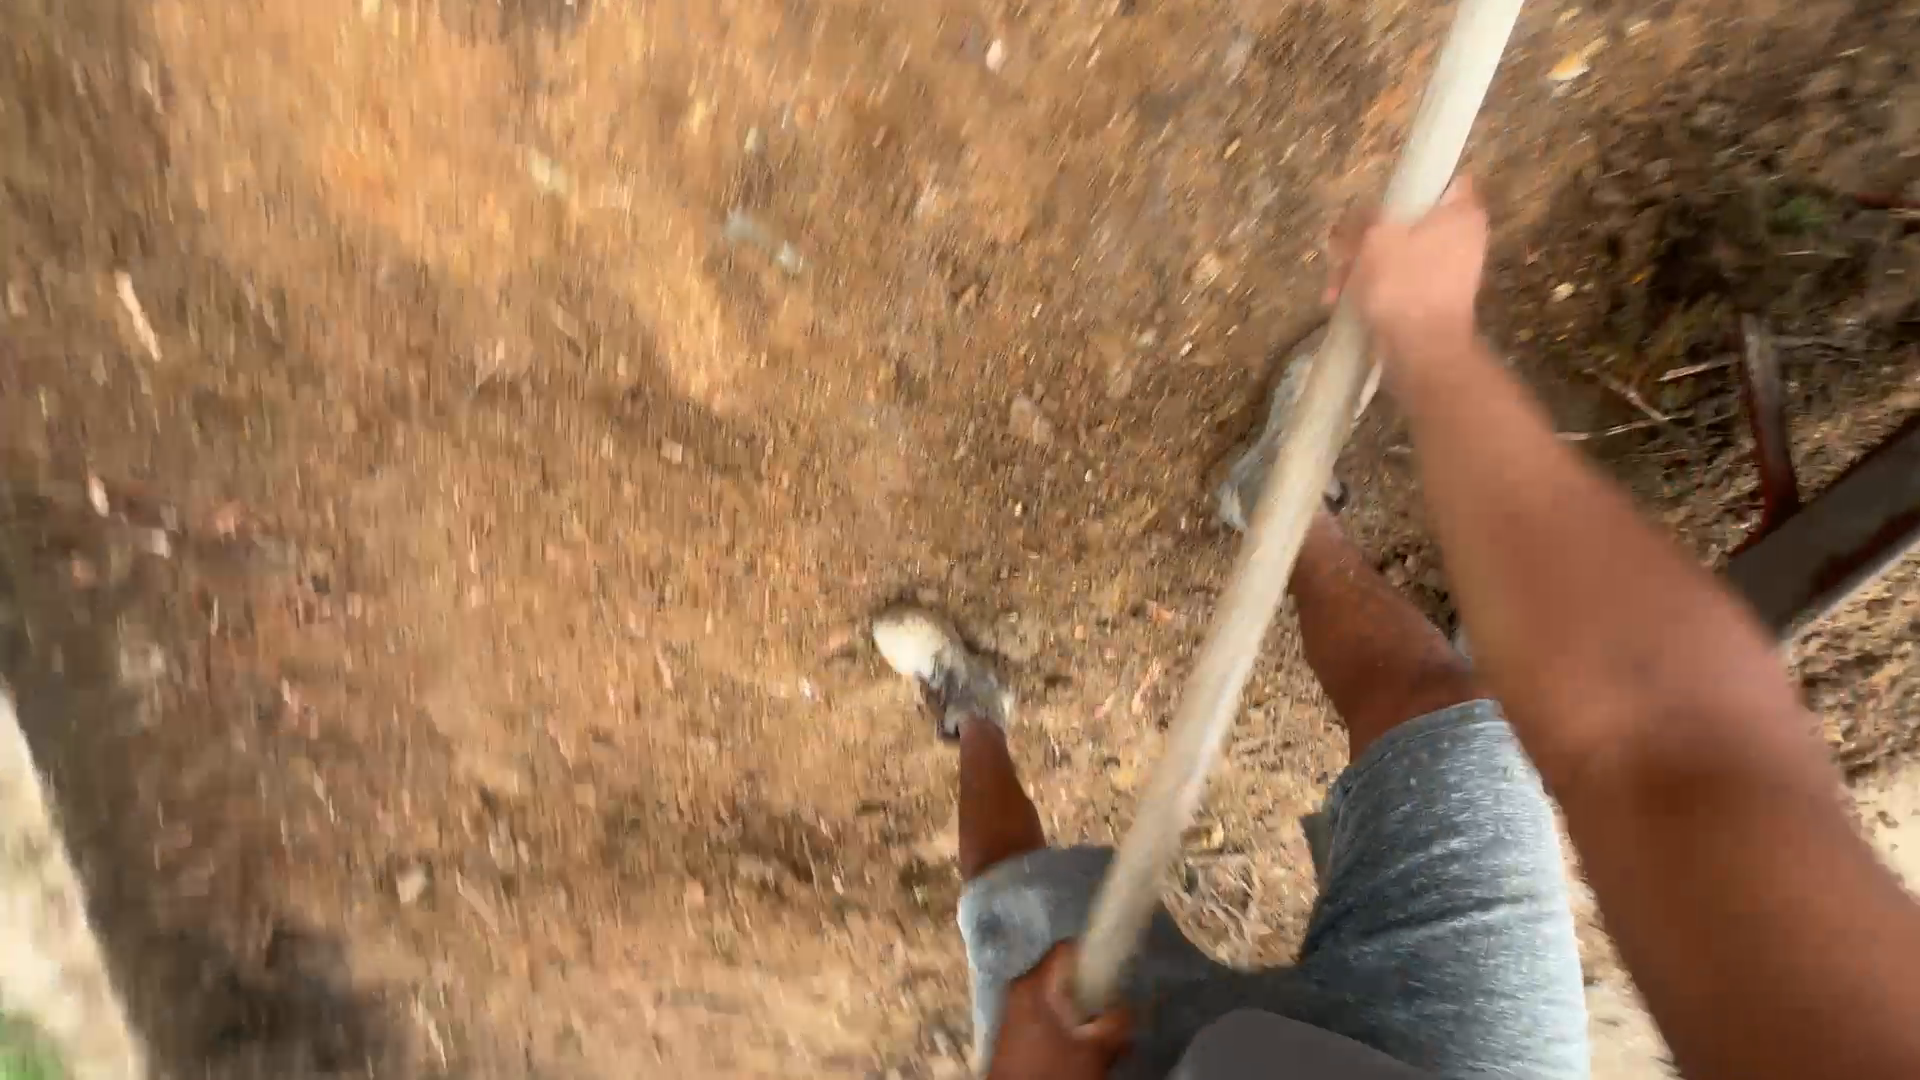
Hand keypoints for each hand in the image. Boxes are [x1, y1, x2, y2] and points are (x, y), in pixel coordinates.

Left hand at [986, 943, 1132, 1079]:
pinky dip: (1068, 1025)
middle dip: (1092, 992)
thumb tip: (1128, 1007)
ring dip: (1082, 1013)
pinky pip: (1048, 1015)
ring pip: (1057, 998)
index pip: (1066, 949)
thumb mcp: (1093, 1052)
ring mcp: (1015, 1009)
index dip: (1094, 953)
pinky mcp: (1016, 1030)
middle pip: (1064, 975)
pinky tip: (1083, 1047)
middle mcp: (1021, 989)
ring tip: (1104, 1034)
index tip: (1117, 968)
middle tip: (1114, 1010)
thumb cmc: (1052, 1074)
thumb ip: (1115, 1024)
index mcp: (1032, 983)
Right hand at [1324, 176, 1489, 362]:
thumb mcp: (1374, 241)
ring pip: (1397, 257)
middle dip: (1366, 242)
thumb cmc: (1403, 285)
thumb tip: (1357, 215)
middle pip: (1408, 224)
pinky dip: (1373, 291)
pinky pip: (1399, 284)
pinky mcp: (1433, 300)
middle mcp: (1463, 238)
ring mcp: (1450, 272)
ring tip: (1334, 292)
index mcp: (1460, 212)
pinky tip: (1344, 304)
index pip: (1444, 181)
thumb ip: (1364, 219)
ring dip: (1361, 271)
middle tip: (1341, 258)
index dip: (1410, 189)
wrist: (1421, 348)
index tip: (1379, 207)